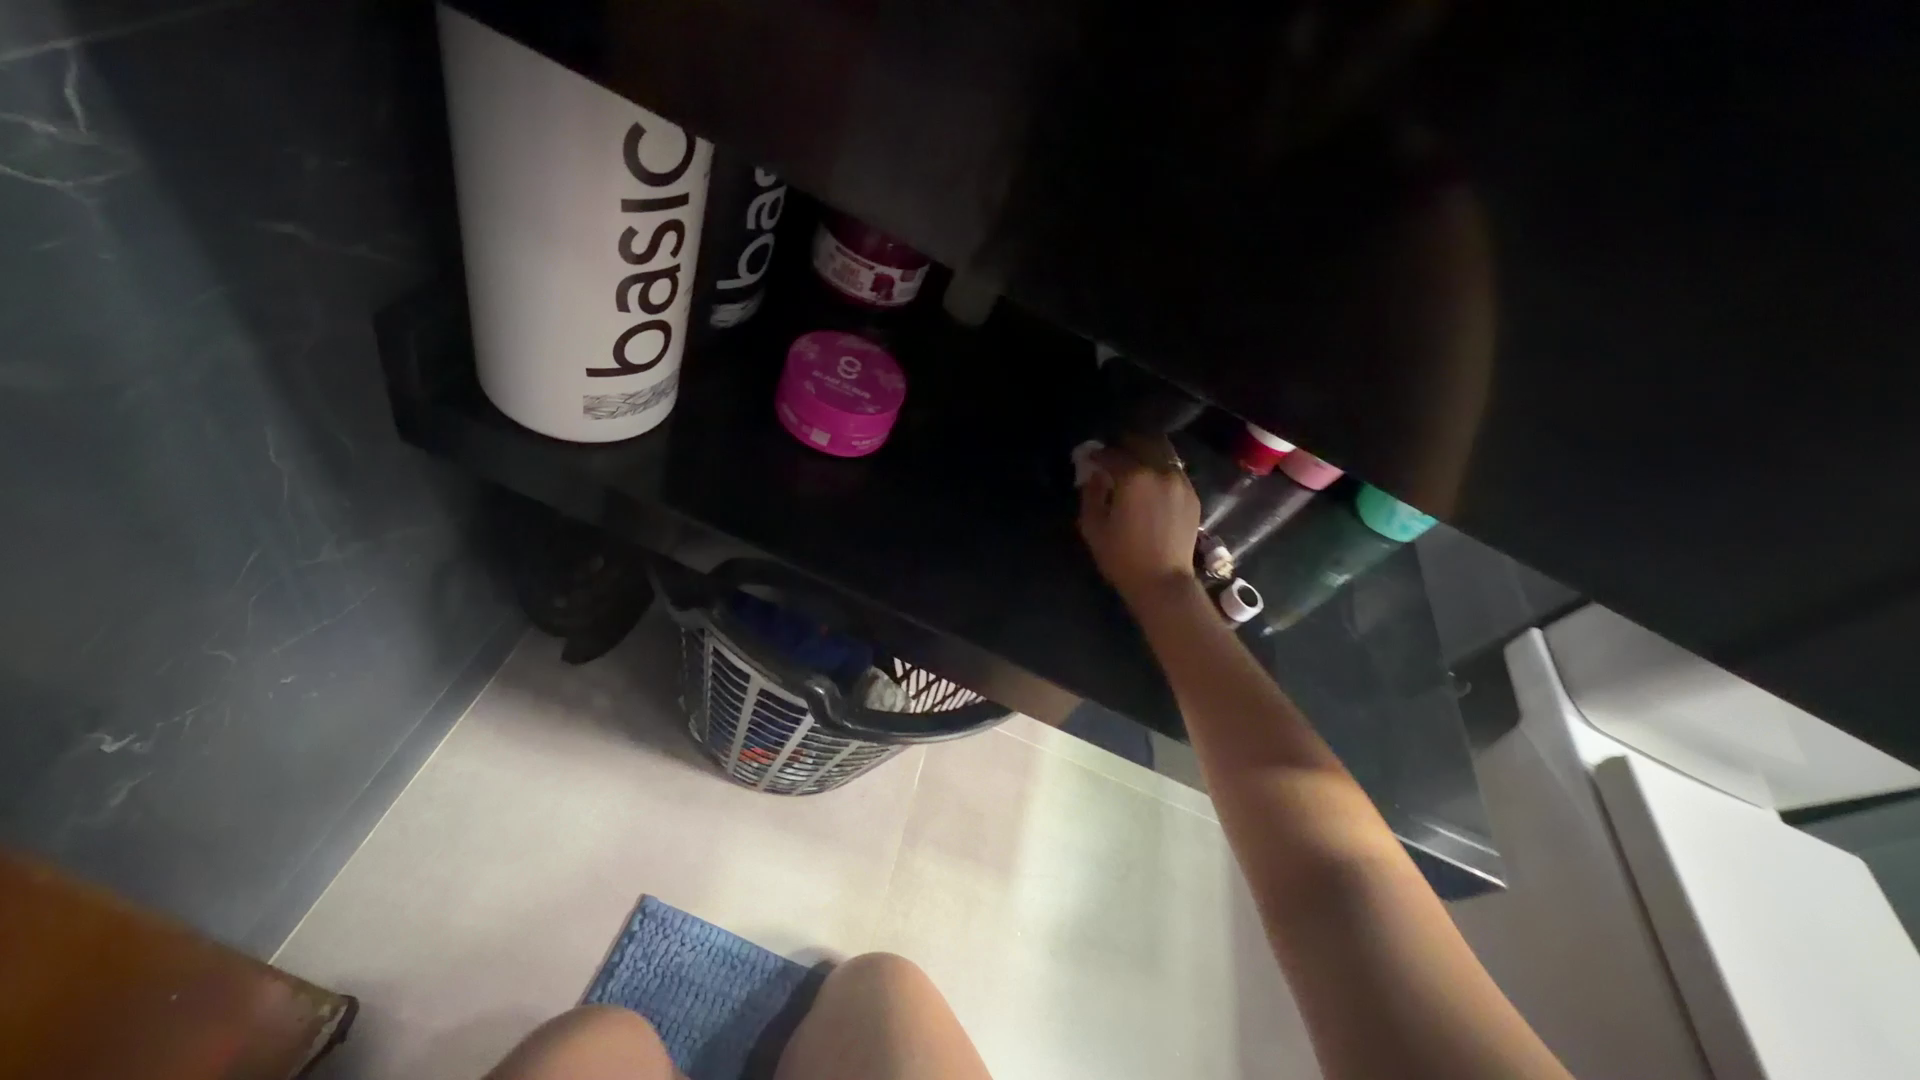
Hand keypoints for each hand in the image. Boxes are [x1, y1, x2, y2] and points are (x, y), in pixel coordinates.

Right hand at [1077, 441, 1201, 606]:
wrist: (1163, 582)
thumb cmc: (1122, 558)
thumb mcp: (1093, 527)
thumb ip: (1090, 494)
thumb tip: (1093, 475)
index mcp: (1134, 477)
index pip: (1111, 453)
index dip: (1096, 455)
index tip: (1088, 459)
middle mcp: (1161, 471)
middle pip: (1141, 442)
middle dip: (1123, 445)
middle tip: (1111, 456)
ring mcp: (1180, 481)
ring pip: (1162, 452)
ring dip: (1145, 453)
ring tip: (1133, 465)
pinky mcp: (1192, 495)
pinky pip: (1174, 470)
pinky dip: (1160, 469)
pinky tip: (1151, 484)